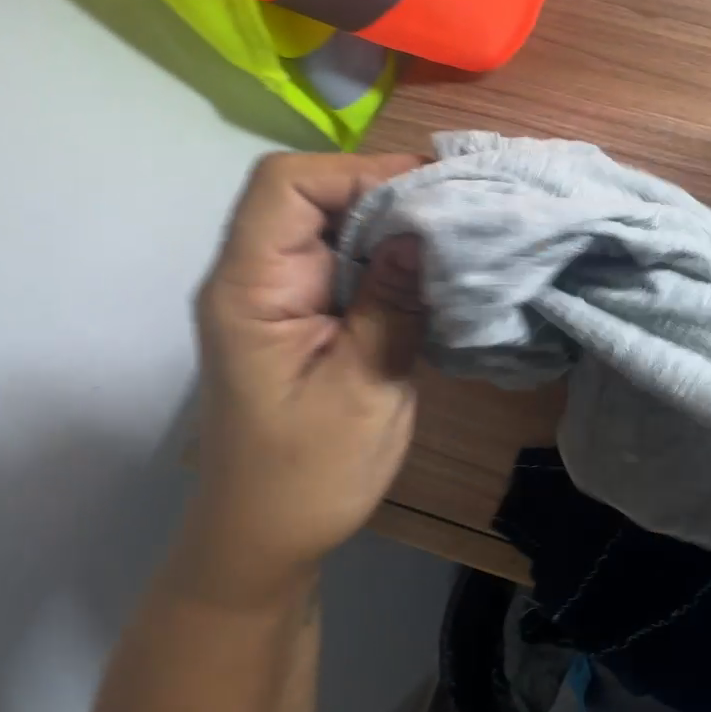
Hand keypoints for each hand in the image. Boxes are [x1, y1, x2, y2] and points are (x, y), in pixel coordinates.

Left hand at [179, 153, 425, 605]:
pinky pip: (347, 257)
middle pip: (311, 193)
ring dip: (395, 220)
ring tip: (457, 233)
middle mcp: (257, 278)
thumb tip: (425, 228)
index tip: (430, 194)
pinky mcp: (308, 313)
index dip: (358, 172)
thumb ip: (391, 303)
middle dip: (386, 189)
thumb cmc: (308, 473)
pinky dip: (393, 252)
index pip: (286, 186)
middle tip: (459, 210)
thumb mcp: (365, 387)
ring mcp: (282, 295)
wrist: (265, 539)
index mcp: (251, 291)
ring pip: (333, 221)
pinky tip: (435, 267)